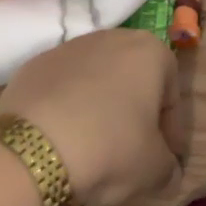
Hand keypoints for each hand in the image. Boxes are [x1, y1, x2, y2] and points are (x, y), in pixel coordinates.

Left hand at [0, 29, 189, 205]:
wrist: (34, 146)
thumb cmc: (110, 147)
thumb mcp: (154, 168)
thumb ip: (167, 163)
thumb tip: (165, 166)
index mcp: (149, 52)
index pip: (171, 91)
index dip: (169, 127)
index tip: (162, 156)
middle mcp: (112, 37)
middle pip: (133, 76)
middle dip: (134, 108)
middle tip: (129, 147)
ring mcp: (70, 47)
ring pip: (95, 77)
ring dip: (98, 104)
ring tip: (91, 143)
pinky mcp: (36, 63)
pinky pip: (62, 86)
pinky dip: (66, 106)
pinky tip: (61, 136)